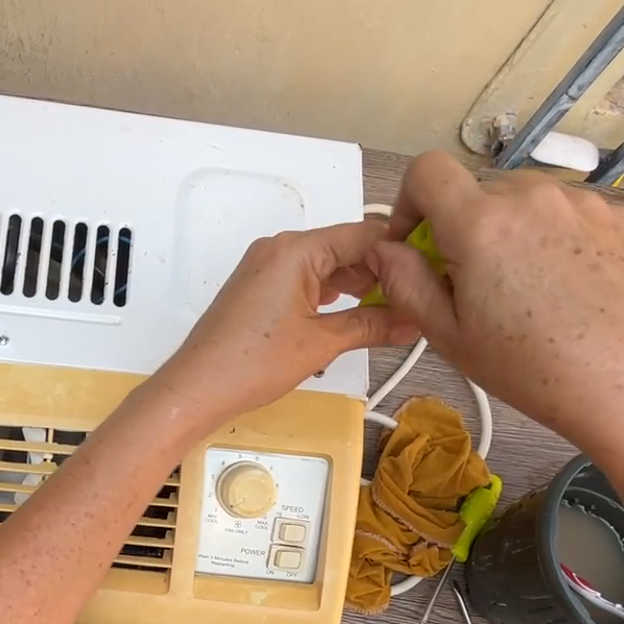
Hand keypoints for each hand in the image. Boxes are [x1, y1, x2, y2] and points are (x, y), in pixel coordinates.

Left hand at [152, 222, 420, 428]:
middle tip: (412, 303)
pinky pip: (301, 280)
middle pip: (345, 249)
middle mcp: (278, 248)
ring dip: (354, 288)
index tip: (427, 278)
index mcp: (296, 250)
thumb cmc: (253, 364)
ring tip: (386, 315)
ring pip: (324, 267)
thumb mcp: (321, 343)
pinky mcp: (255, 288)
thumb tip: (414, 322)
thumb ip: (372, 325)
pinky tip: (347, 318)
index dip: (400, 255)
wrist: (196, 388)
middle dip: (379, 275)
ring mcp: (263, 267)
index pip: (365, 235)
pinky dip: (326, 297)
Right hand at [365, 151, 623, 463]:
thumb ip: (404, 281)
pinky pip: (570, 214)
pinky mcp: (622, 216)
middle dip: (462, 228)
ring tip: (523, 289)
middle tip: (470, 284)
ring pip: (525, 201)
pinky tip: (565, 288)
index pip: (427, 171)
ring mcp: (584, 202)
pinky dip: (555, 240)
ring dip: (510, 232)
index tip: (414, 241)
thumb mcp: (445, 334)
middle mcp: (533, 197)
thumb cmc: (527, 366)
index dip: (408, 202)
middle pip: (477, 190)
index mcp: (481, 225)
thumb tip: (384, 250)